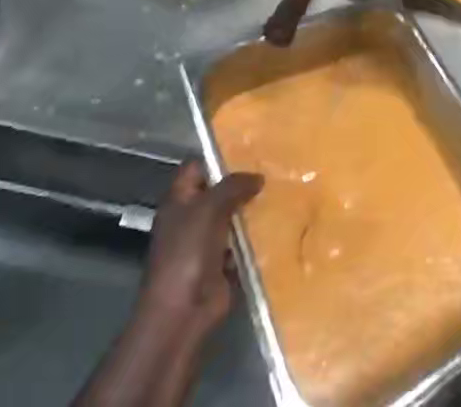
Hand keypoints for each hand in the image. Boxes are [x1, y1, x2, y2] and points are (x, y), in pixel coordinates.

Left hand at [71, 163, 262, 406]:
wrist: (182, 311)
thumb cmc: (188, 251)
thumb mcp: (208, 209)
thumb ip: (232, 187)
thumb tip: (258, 176)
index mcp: (179, 199)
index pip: (197, 167)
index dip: (218, 158)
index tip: (248, 150)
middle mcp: (191, 217)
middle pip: (218, 192)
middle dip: (242, 185)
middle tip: (273, 171)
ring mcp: (206, 242)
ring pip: (232, 218)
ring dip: (251, 211)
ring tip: (281, 194)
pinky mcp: (222, 264)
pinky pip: (242, 245)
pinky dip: (256, 239)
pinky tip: (279, 227)